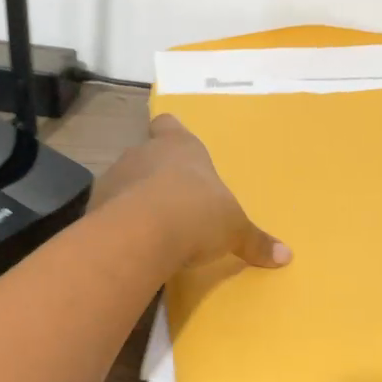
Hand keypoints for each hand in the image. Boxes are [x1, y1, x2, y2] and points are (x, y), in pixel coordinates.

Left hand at [93, 114, 290, 269]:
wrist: (142, 234)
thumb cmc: (197, 215)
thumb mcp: (234, 230)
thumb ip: (255, 241)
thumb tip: (286, 257)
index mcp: (180, 147)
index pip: (170, 125)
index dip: (173, 134)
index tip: (177, 147)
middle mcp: (143, 153)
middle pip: (147, 155)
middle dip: (157, 175)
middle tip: (173, 201)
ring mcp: (115, 178)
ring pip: (125, 182)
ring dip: (135, 200)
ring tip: (152, 229)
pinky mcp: (96, 207)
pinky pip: (110, 212)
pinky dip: (119, 225)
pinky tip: (132, 245)